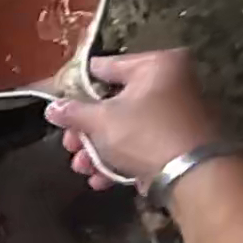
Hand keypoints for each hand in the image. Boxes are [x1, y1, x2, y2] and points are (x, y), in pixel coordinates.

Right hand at [46, 49, 222, 190]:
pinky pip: (134, 142)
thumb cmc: (143, 134)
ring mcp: (172, 111)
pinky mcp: (173, 138)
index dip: (72, 88)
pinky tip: (100, 177)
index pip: (101, 68)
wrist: (190, 172)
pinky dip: (115, 159)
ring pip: (118, 126)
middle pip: (107, 102)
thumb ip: (71, 111)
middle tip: (69, 145)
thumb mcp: (98, 120)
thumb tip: (52, 107)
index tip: (54, 106)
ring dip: (94, 150)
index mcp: (156, 65)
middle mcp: (169, 82)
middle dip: (83, 130)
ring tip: (83, 167)